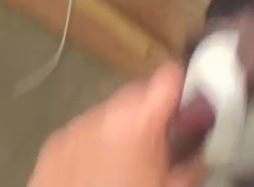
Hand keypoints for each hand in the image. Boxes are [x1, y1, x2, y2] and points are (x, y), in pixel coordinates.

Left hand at [29, 64, 201, 186]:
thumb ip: (192, 163)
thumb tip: (201, 147)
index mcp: (140, 120)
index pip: (171, 75)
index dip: (182, 90)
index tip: (186, 113)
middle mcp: (106, 112)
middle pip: (140, 93)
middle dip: (150, 116)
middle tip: (156, 150)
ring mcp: (76, 127)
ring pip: (111, 113)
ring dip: (121, 130)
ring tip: (121, 169)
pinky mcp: (52, 146)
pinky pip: (84, 132)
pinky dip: (93, 146)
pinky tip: (93, 177)